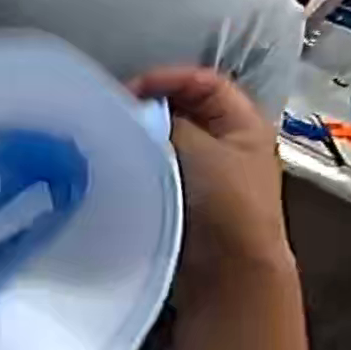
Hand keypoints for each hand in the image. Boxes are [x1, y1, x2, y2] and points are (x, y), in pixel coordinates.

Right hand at [129, 67, 293, 292]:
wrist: (228, 271)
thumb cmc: (227, 206)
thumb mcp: (201, 152)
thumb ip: (168, 125)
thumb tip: (133, 114)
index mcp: (242, 125)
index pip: (203, 81)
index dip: (167, 78)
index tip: (127, 93)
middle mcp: (224, 145)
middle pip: (180, 111)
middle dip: (146, 110)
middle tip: (111, 118)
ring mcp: (201, 174)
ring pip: (163, 142)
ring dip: (138, 140)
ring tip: (108, 143)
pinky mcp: (179, 199)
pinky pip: (152, 171)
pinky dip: (134, 166)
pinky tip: (114, 170)